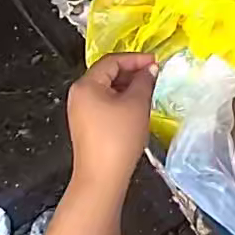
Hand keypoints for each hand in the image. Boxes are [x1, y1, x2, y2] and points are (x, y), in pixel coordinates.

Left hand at [68, 53, 157, 191]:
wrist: (102, 175)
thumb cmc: (118, 138)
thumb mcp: (137, 105)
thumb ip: (144, 82)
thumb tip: (150, 69)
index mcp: (86, 85)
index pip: (111, 61)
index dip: (135, 58)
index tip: (155, 61)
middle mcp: (79, 94)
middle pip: (107, 74)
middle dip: (132, 72)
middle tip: (154, 75)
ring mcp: (81, 110)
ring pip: (107, 89)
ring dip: (128, 87)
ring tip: (149, 90)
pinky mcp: (87, 124)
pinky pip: (105, 103)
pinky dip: (122, 100)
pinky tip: (137, 106)